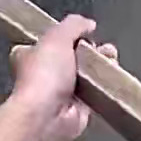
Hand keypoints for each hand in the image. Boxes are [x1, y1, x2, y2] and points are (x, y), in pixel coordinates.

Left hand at [8, 14, 110, 140]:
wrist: (47, 116)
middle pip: (71, 55)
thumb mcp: (57, 37)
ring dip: (99, 64)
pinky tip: (112, 74)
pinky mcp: (78, 108)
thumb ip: (73, 25)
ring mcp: (60, 91)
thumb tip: (88, 23)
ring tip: (110, 56)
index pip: (49, 40)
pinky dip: (104, 83)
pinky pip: (95, 92)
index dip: (67, 34)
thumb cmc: (43, 74)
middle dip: (89, 48)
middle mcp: (43, 73)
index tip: (83, 32)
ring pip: (85, 73)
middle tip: (101, 46)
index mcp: (28, 55)